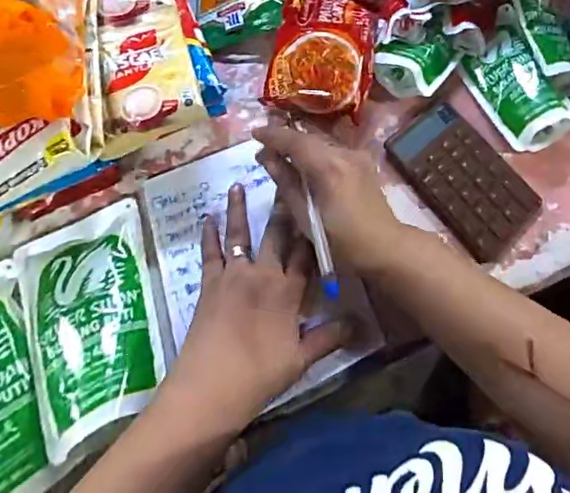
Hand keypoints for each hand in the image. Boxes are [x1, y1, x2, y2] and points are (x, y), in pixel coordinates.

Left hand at [165, 184, 351, 423]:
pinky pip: (210, 253)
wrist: (207, 390)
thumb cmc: (257, 377)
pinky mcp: (209, 284)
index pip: (306, 254)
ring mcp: (234, 276)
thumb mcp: (299, 361)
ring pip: (240, 235)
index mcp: (288, 292)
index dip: (312, 230)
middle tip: (286, 179)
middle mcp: (263, 274)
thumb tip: (362, 325)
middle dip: (283, 207)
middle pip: (277, 235)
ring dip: (239, 209)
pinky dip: (209, 234)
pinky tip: (208, 217)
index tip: (317, 203)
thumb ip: (328, 338)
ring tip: (237, 184)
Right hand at [256, 121, 414, 276]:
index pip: (295, 141)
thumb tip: (266, 157)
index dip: (272, 135)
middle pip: (309, 137)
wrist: (384, 246)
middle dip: (285, 138)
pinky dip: (316, 151)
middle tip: (263, 145)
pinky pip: (333, 149)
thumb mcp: (305, 216)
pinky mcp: (363, 160)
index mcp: (328, 166)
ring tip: (280, 152)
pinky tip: (305, 161)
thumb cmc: (341, 241)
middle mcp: (344, 152)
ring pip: (321, 141)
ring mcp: (357, 154)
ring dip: (301, 144)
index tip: (254, 133)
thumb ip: (285, 182)